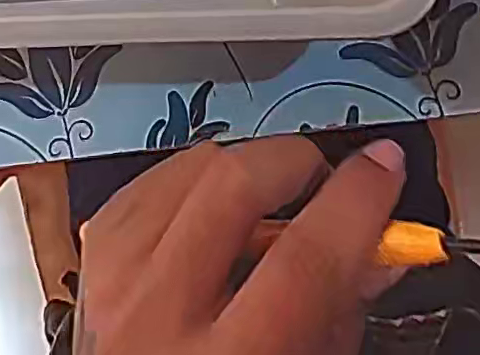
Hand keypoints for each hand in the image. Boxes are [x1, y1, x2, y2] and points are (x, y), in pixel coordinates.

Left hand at [71, 135, 407, 354]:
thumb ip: (338, 314)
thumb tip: (378, 242)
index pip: (304, 261)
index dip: (357, 199)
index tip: (382, 163)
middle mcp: (158, 317)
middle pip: (235, 186)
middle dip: (295, 161)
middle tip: (321, 178)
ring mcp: (117, 278)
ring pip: (193, 166)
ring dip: (244, 166)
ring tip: (266, 199)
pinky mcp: (97, 252)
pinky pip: (153, 178)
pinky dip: (194, 177)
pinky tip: (212, 207)